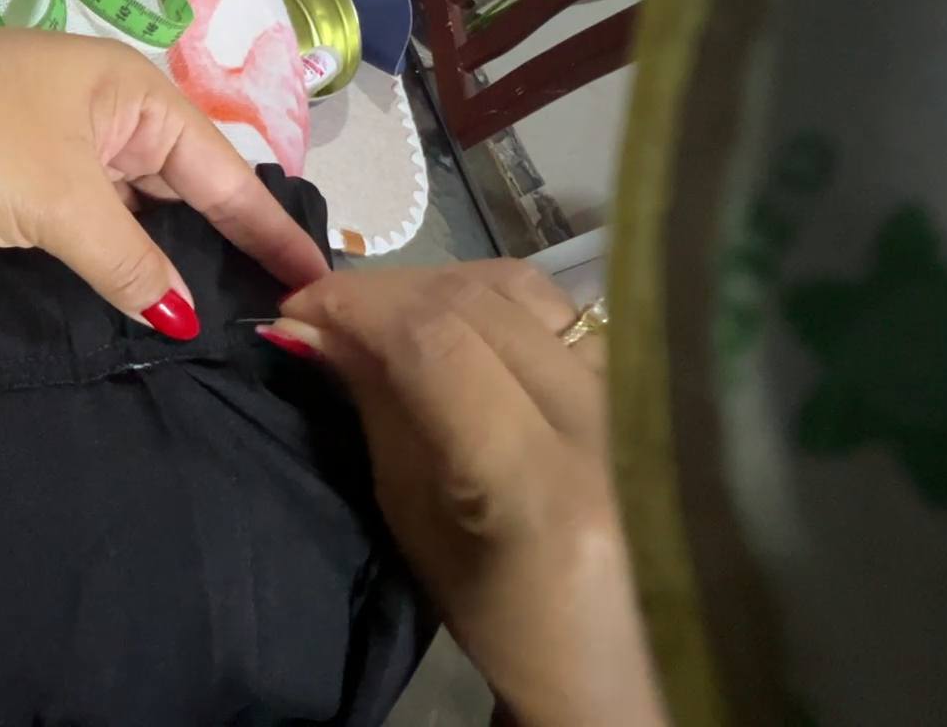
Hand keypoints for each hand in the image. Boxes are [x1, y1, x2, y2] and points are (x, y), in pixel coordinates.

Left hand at [0, 27, 330, 337]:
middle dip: (220, 240)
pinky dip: (111, 250)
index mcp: (130, 90)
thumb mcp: (60, 200)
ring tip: (213, 309)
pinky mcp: (17, 170)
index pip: (220, 167)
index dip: (267, 226)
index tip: (316, 278)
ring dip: (161, 252)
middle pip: (180, 182)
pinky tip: (134, 288)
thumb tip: (182, 318)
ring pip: (131, 202)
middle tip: (269, 305)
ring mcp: (56, 138)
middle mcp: (101, 107)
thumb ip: (129, 261)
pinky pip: (86, 214)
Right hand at [262, 262, 662, 726]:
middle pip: (470, 300)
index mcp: (540, 486)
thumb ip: (372, 403)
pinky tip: (448, 320)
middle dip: (375, 291)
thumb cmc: (501, 616)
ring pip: (515, 286)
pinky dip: (481, 295)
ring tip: (382, 313)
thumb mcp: (411, 516)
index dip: (352, 305)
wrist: (630, 662)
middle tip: (322, 310)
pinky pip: (554, 305)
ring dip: (425, 284)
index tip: (294, 309)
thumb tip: (308, 327)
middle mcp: (609, 427)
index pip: (434, 343)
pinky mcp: (652, 385)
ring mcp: (643, 399)